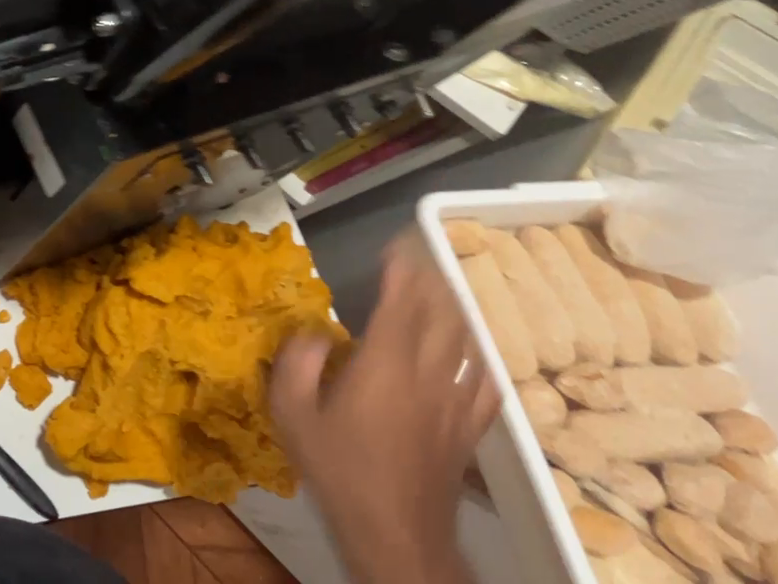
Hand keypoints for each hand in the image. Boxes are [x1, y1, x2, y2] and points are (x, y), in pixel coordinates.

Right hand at [270, 241, 498, 583]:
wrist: (395, 532)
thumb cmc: (336, 468)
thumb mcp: (291, 412)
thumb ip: (296, 364)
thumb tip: (313, 333)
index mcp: (384, 367)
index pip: (401, 306)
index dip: (403, 272)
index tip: (400, 244)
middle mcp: (427, 377)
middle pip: (441, 318)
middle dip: (433, 281)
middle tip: (423, 255)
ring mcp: (454, 404)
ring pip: (468, 344)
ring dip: (460, 310)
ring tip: (450, 288)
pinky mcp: (468, 429)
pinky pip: (486, 383)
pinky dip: (483, 356)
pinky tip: (480, 350)